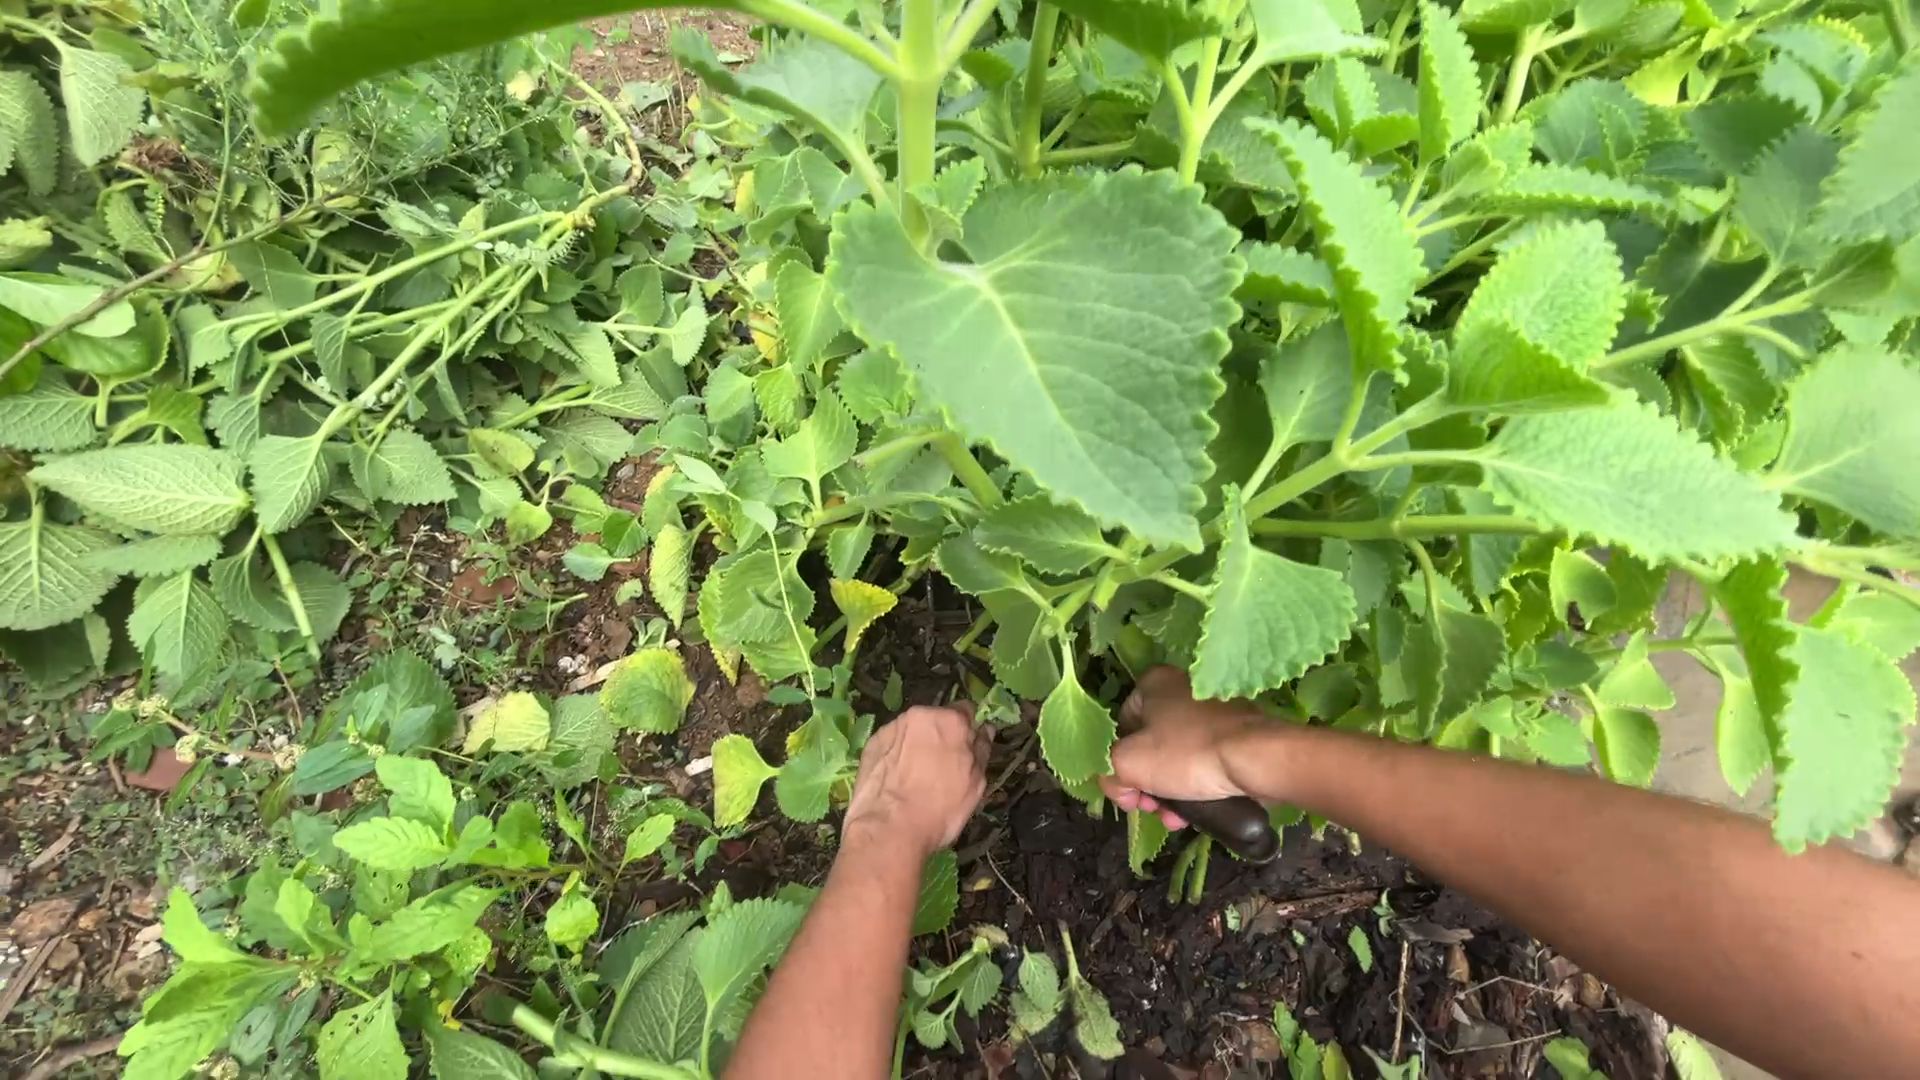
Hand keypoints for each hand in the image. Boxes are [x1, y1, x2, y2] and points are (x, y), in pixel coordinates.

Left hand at [844, 703, 990, 858]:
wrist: (888, 828)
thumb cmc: (939, 808)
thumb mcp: (975, 785)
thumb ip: (981, 751)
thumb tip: (984, 730)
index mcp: (952, 720)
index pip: (966, 711)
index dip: (967, 731)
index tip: (964, 750)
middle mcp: (921, 715)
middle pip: (937, 719)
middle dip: (940, 737)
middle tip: (940, 767)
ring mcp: (894, 726)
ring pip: (913, 730)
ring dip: (917, 744)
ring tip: (914, 775)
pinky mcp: (872, 741)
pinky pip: (892, 742)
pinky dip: (896, 754)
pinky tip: (895, 778)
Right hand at [1099, 666, 1269, 828]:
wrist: (1259, 760)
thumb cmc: (1187, 752)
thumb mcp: (1129, 763)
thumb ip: (1108, 772)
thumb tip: (1118, 786)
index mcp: (1153, 683)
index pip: (1120, 726)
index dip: (1116, 763)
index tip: (1128, 793)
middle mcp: (1183, 689)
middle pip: (1149, 744)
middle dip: (1146, 783)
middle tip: (1151, 808)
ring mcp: (1213, 711)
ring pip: (1177, 756)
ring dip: (1169, 791)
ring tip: (1176, 818)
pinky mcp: (1237, 734)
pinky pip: (1205, 761)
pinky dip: (1196, 785)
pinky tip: (1196, 812)